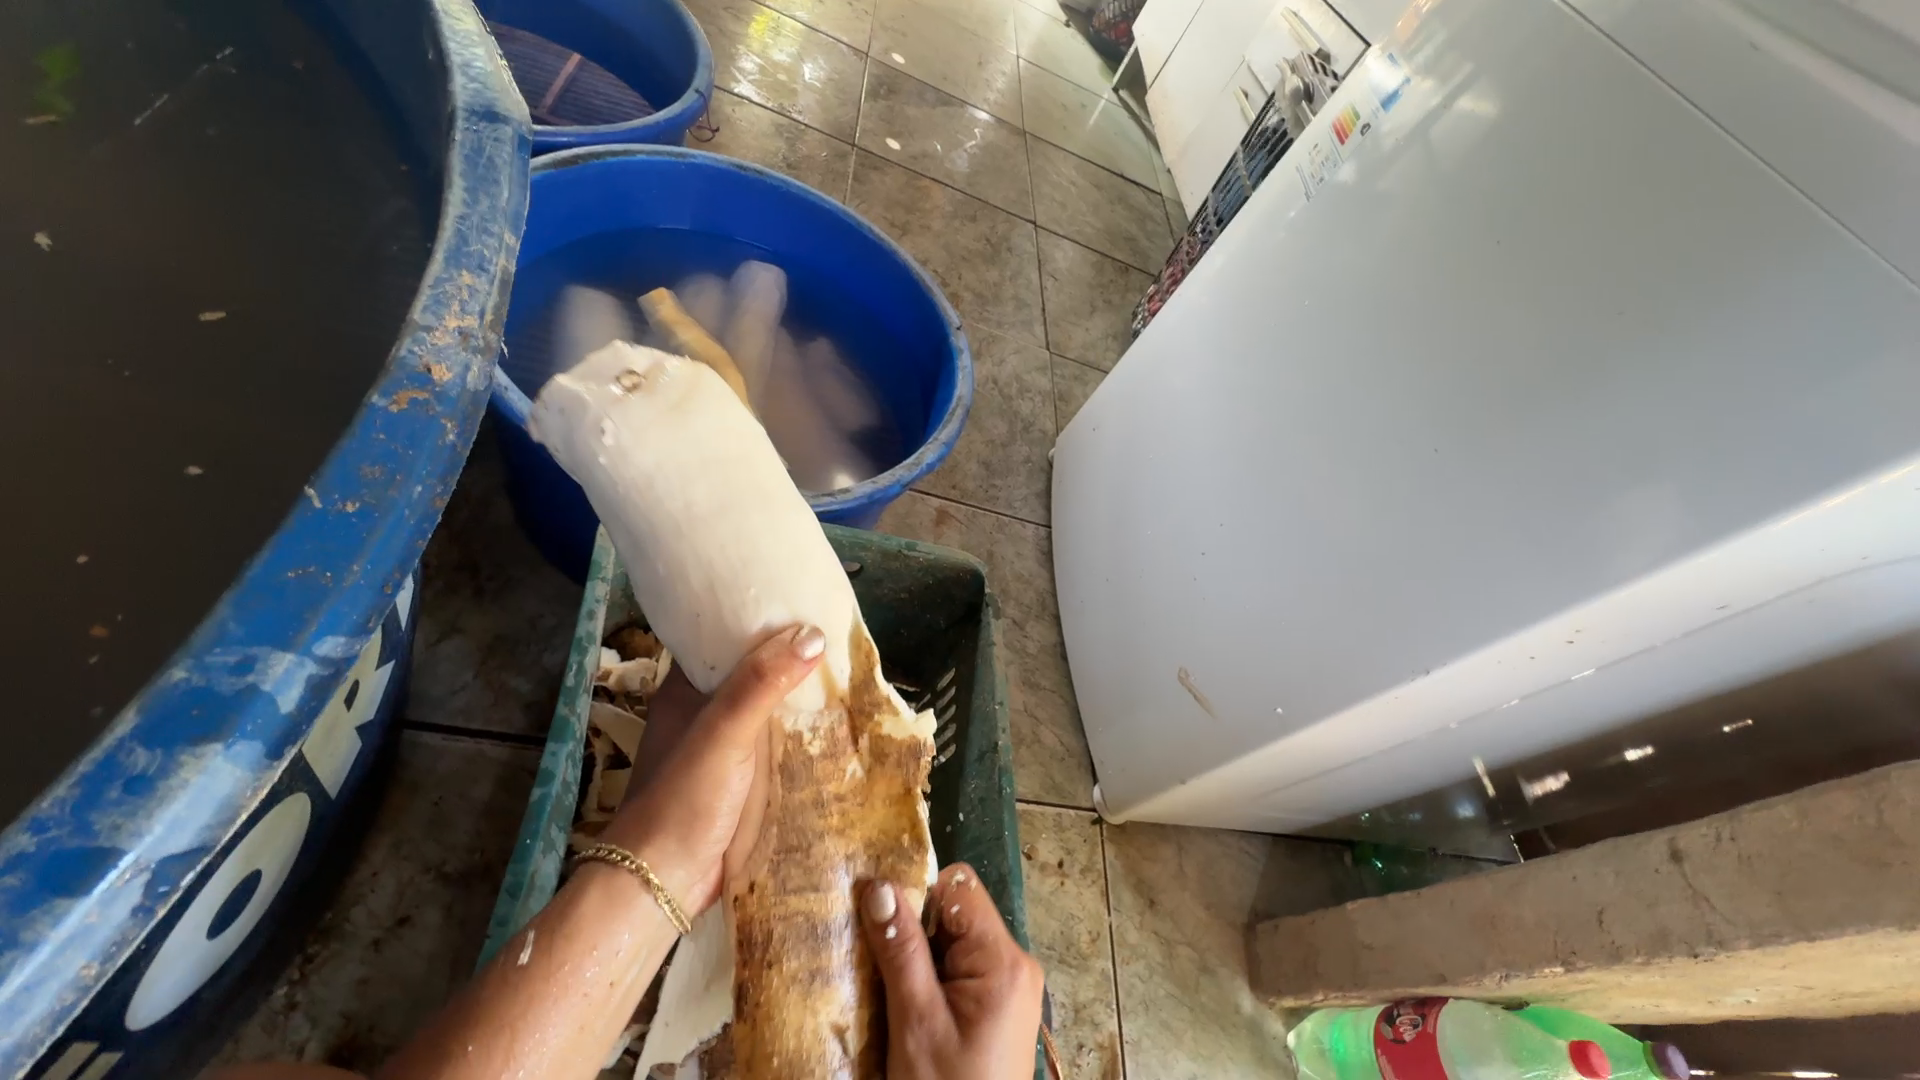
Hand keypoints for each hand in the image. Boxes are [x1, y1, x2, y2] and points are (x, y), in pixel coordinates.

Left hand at [603, 624, 824, 914]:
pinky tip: (836, 720)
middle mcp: (705, 711)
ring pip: (769, 706)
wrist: (664, 885)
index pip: (719, 635)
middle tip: (837, 629)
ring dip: (801, 693)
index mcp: (685, 690)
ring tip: (847, 667)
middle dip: (789, 653)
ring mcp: (725, 746)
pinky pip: (779, 741)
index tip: (798, 595)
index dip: (755, 614)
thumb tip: (813, 633)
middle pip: (752, 670)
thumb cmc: (683, 800)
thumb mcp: (722, 733)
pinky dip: (803, 730)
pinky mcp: (744, 778)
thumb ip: (761, 683)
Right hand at [860, 864, 1046, 1079]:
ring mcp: (1011, 985)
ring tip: (892, 987)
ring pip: (955, 940)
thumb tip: (879, 885)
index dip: (918, 893)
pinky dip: (933, 977)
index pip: (959, 888)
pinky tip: (910, 1005)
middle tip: (879, 960)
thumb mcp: (915, 1022)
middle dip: (916, 929)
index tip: (882, 921)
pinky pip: (963, 968)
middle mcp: (1016, 962)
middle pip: (957, 913)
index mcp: (1003, 960)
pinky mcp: (1001, 1006)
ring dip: (920, 956)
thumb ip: (900, 950)